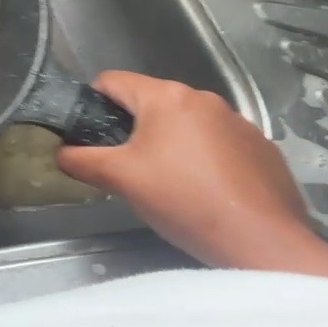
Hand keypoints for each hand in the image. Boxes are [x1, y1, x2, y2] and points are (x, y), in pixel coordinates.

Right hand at [56, 71, 327, 284]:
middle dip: (135, 127)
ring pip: (187, 122)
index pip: (111, 80)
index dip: (93, 103)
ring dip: (174, 141)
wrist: (266, 246)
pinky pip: (221, 142)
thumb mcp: (121, 179)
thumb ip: (81, 160)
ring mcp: (240, 122)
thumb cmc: (185, 201)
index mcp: (166, 96)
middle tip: (131, 165)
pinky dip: (209, 158)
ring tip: (174, 181)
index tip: (94, 135)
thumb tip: (60, 153)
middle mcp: (204, 98)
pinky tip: (211, 191)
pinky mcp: (266, 149)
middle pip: (151, 102)